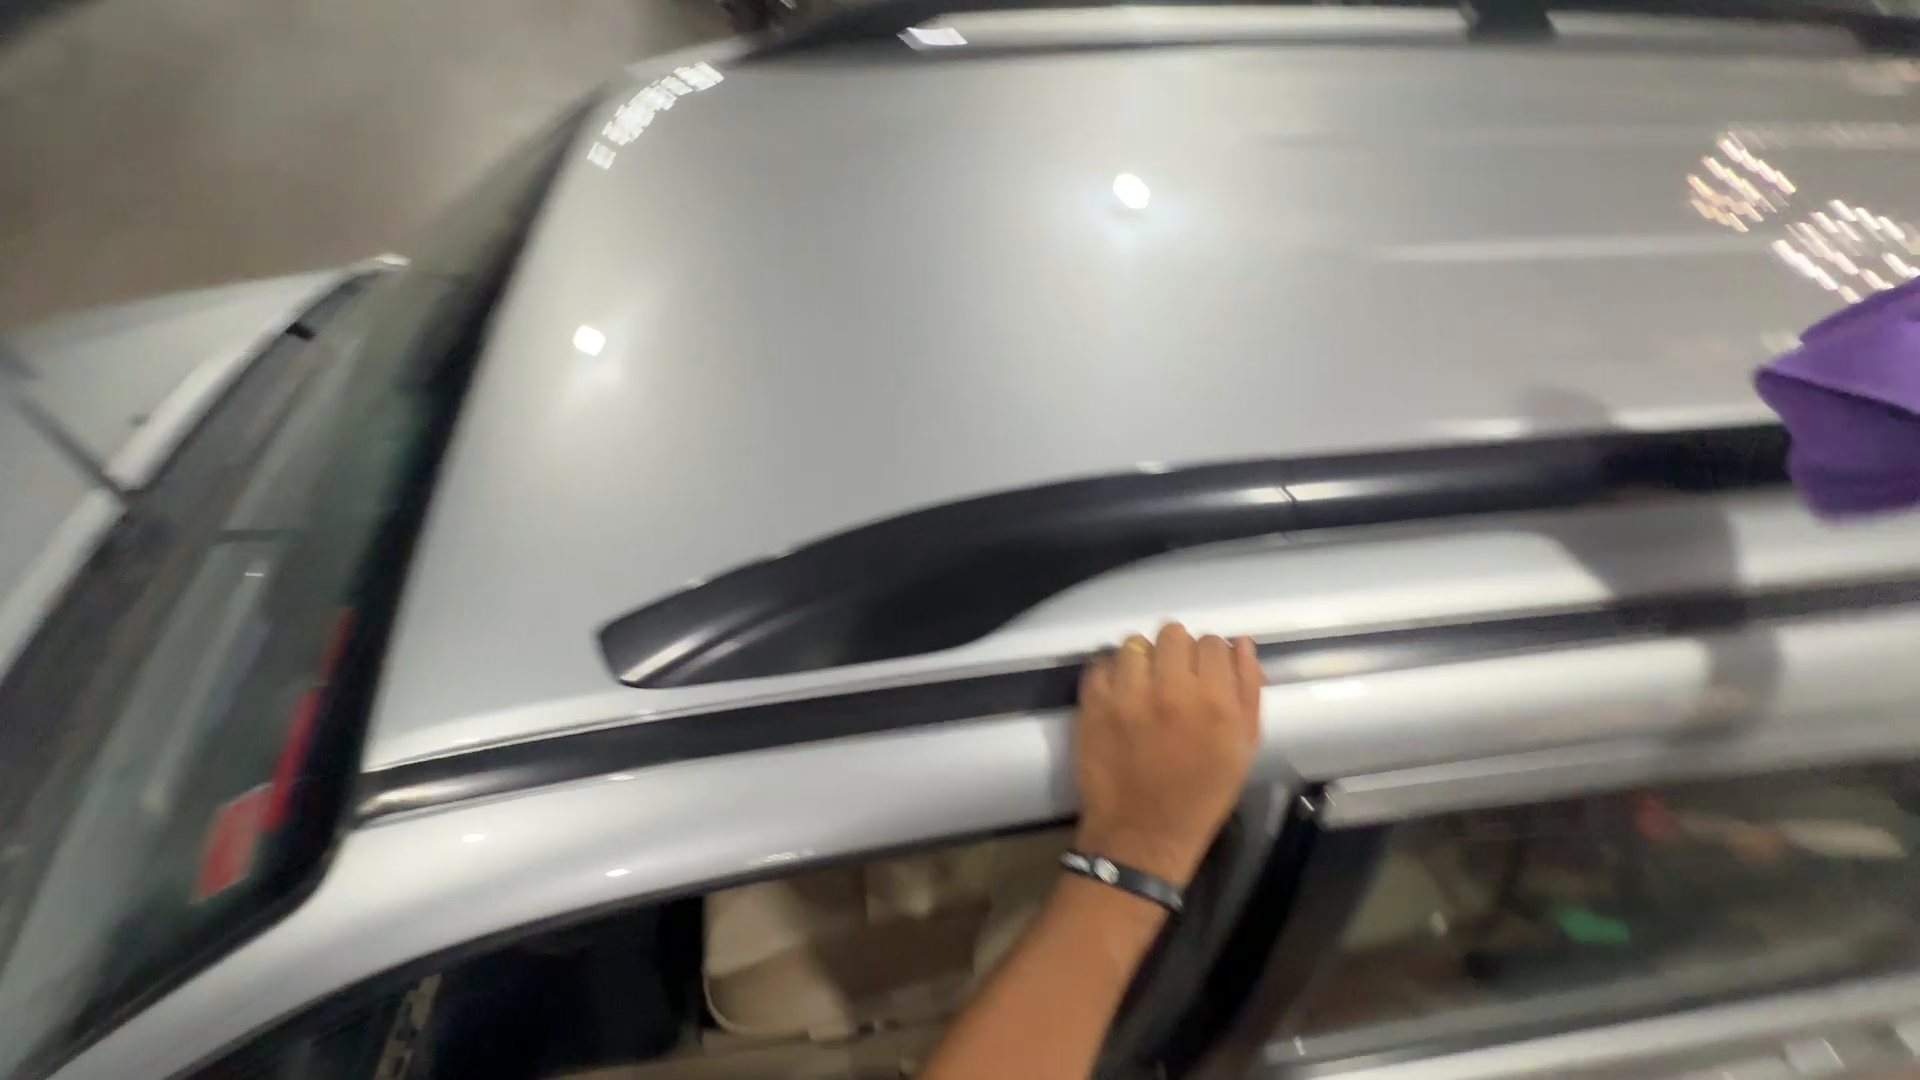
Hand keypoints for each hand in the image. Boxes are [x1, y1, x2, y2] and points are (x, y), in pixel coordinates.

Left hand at [1072, 623, 1265, 886]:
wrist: (1142, 831)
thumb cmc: (1200, 793)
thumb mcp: (1242, 747)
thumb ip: (1247, 689)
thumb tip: (1240, 642)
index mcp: (1214, 701)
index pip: (1212, 642)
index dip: (1208, 656)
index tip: (1201, 674)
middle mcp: (1170, 689)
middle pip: (1172, 634)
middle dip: (1175, 651)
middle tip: (1171, 677)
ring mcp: (1127, 694)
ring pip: (1134, 643)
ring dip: (1141, 659)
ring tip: (1142, 684)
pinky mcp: (1093, 702)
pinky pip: (1101, 663)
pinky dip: (1110, 673)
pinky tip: (1119, 694)